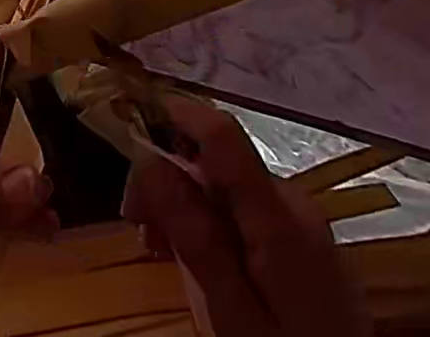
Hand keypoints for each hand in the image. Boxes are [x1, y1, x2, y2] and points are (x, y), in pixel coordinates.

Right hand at [122, 97, 371, 336]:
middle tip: (134, 223)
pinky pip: (243, 210)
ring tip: (156, 248)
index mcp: (278, 215)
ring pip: (225, 186)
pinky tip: (190, 253)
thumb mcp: (231, 314)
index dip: (176, 115)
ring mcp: (299, 219)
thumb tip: (149, 162)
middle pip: (217, 162)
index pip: (223, 135)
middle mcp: (291, 201)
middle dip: (168, 177)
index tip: (130, 123)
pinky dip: (209, 221)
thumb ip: (195, 238)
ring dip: (184, 202)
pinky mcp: (299, 238)